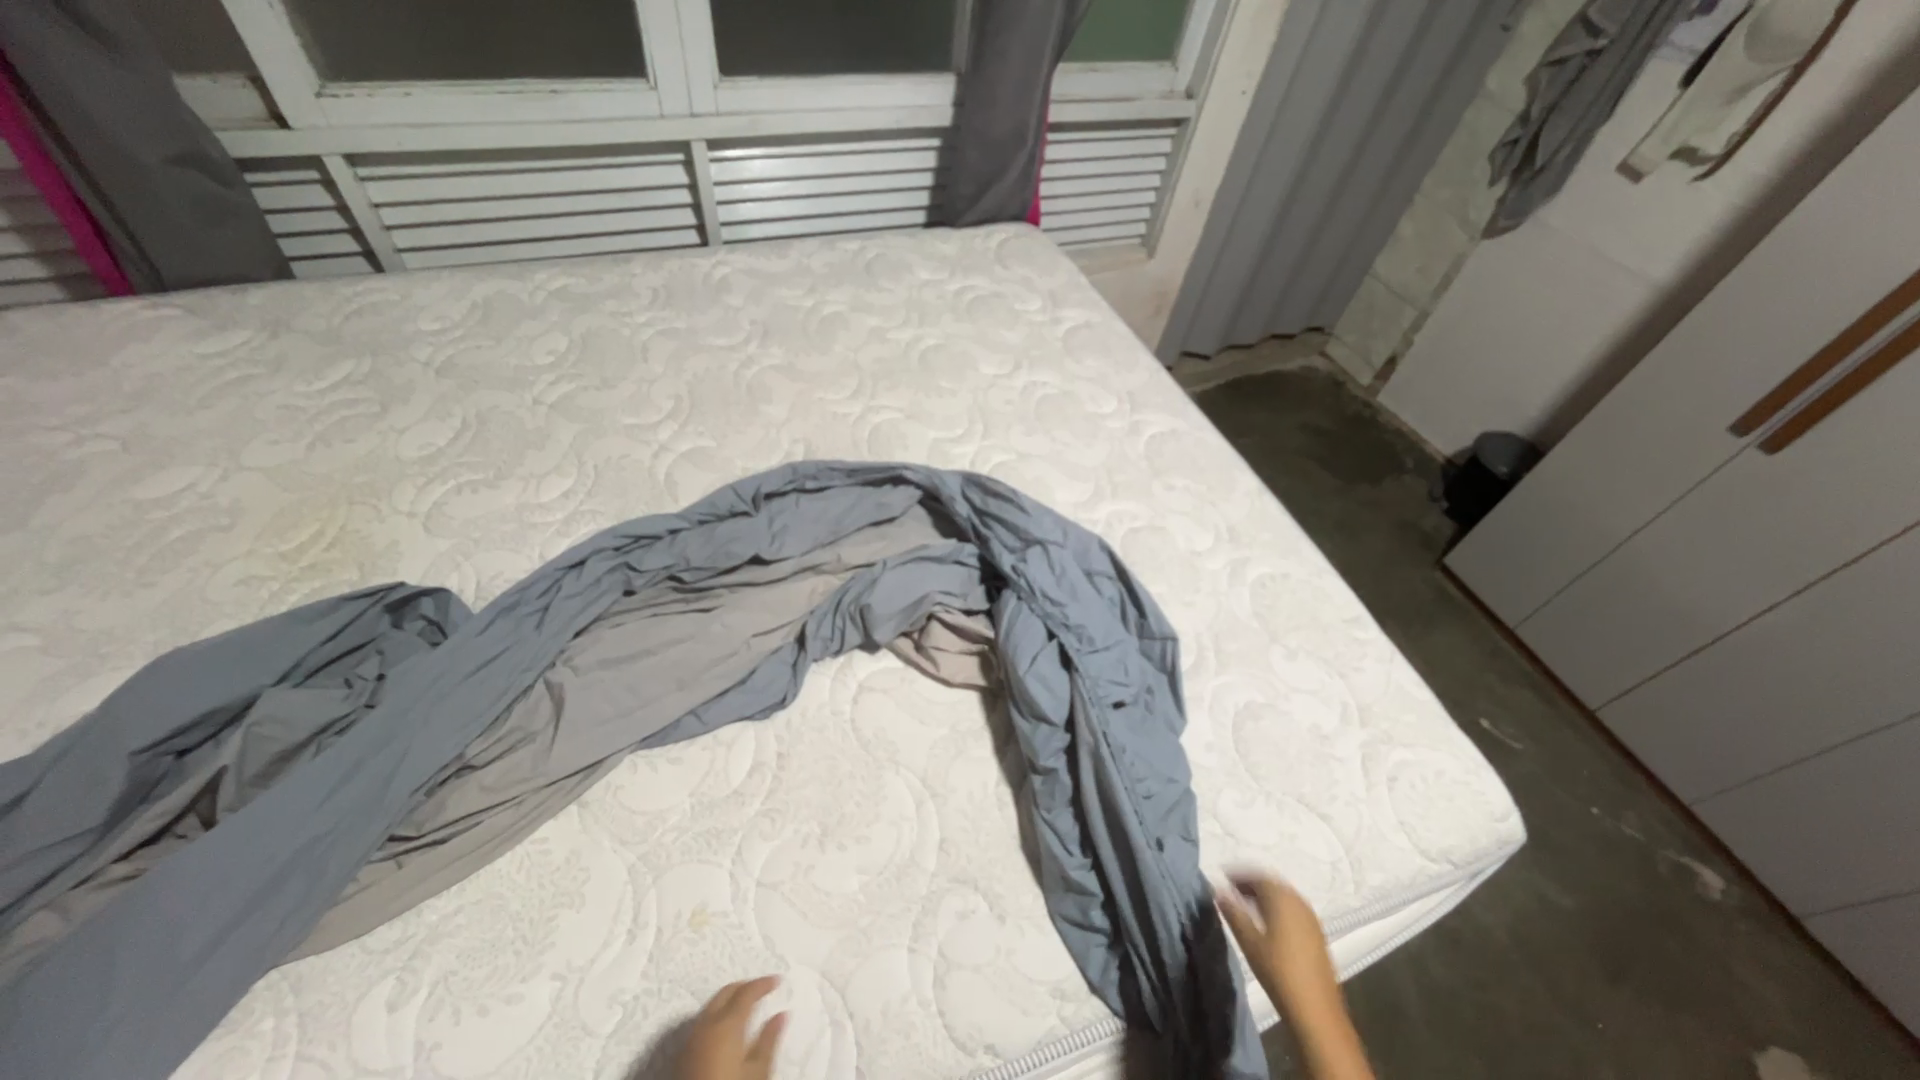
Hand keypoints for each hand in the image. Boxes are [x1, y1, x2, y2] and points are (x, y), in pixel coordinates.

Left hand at [678, 976, 786, 1079]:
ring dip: (729, 1000)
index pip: (746, 992)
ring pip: (711, 1006)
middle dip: (745, 987)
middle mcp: (705, 1025)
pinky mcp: (683, 1055)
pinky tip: (728, 1029)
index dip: (763, 983)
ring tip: (748, 1008)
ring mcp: (690, 1039)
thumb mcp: (759, 1071)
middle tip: (763, 989)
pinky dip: (717, 1015)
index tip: (778, 981)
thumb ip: (770, 1039)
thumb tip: (782, 1015)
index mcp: (726, 1024)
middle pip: (725, 992)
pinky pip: (702, 1022)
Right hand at [1215, 875, 1337, 1014]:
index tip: (1221, 877)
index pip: (1257, 876)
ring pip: (1284, 895)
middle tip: (1231, 889)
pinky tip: (1267, 921)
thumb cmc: (1277, 972)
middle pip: (1272, 883)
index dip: (1238, 874)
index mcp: (1282, 900)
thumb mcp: (1249, 942)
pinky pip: (1293, 908)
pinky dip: (1277, 906)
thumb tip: (1218, 892)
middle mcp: (1299, 902)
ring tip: (1245, 904)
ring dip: (1265, 895)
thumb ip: (1233, 914)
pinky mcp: (1316, 933)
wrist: (1315, 1008)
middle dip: (1251, 883)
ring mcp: (1311, 918)